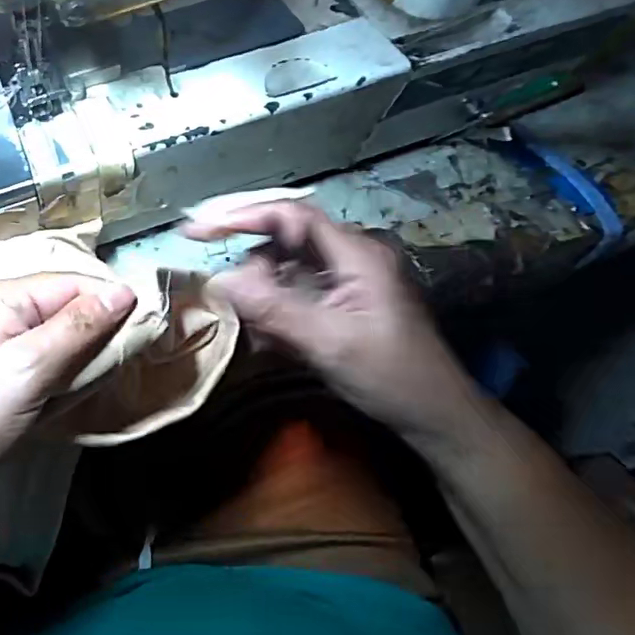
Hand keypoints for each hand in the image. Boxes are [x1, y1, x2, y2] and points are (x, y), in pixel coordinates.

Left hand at [0, 274, 136, 511]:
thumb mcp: (33, 366)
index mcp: (2, 293)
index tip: (135, 336)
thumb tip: (126, 290)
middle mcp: (2, 305)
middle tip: (100, 371)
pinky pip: (52, 355)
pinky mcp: (7, 363)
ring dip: (80, 361)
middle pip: (70, 306)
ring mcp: (3, 334)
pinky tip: (59, 398)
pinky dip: (65, 374)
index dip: (107, 304)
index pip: (72, 283)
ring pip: (66, 334)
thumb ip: (80, 325)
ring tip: (73, 390)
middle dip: (92, 337)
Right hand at [183, 201, 478, 443]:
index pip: (290, 216)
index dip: (241, 216)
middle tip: (231, 303)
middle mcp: (349, 257)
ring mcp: (345, 281)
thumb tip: (219, 280)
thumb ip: (273, 308)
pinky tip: (267, 342)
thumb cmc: (392, 376)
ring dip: (261, 298)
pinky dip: (275, 313)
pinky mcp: (340, 304)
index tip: (197, 230)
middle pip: (283, 243)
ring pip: (284, 271)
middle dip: (251, 271)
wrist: (436, 418)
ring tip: (254, 333)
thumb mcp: (329, 342)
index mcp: (355, 253)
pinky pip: (295, 294)